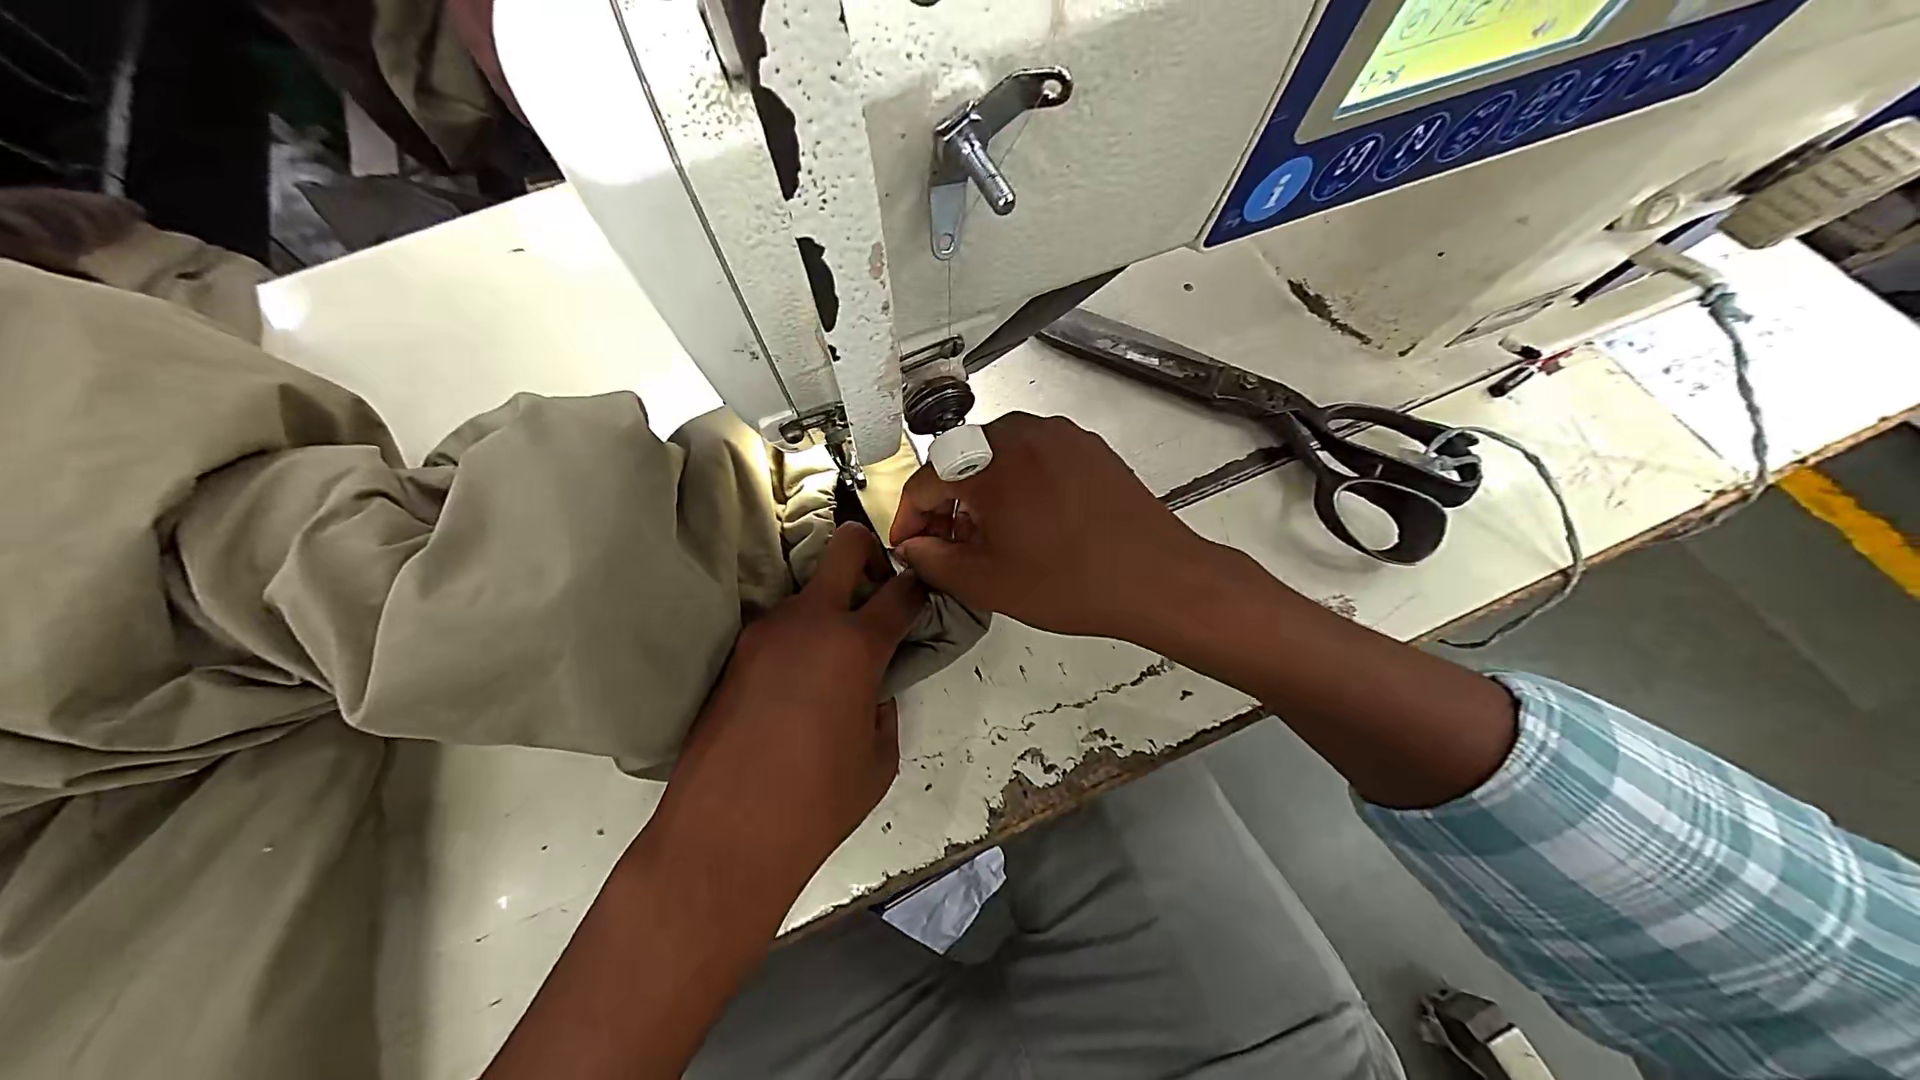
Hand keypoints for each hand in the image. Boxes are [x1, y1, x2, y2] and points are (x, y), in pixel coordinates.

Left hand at [660, 524, 925, 883]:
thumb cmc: (816, 803)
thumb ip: (882, 707)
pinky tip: (796, 685)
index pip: (902, 592)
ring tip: (831, 660)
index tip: (923, 594)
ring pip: (808, 592)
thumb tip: (870, 690)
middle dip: (870, 553)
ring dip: (828, 609)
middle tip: (878, 589)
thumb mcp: (878, 757)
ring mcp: (765, 633)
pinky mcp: (735, 654)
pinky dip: (797, 640)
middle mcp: (809, 623)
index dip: (920, 588)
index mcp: (856, 646)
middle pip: (847, 547)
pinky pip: (779, 629)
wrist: (724, 833)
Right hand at [889, 412, 1230, 643]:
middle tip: (946, 544)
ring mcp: (1059, 436)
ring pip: (996, 457)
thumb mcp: (987, 582)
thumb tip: (915, 548)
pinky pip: (1033, 457)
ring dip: (980, 494)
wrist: (1156, 578)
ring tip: (990, 539)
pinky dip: (1016, 485)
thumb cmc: (1082, 579)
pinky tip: (1027, 524)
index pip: (924, 483)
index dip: (908, 519)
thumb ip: (933, 562)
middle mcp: (1023, 434)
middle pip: (959, 463)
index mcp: (988, 462)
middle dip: (945, 507)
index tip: (909, 541)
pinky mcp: (1085, 446)